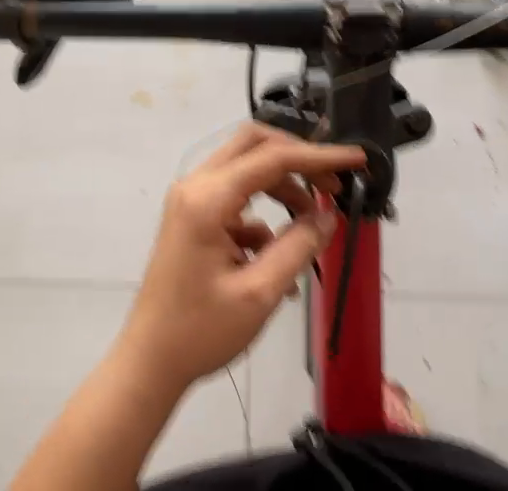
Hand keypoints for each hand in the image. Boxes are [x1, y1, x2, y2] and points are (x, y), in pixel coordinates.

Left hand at [116, 123, 364, 391]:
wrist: (149, 362)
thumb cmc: (200, 331)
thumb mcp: (260, 293)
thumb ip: (298, 247)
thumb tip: (327, 215)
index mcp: (207, 199)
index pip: (272, 158)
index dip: (319, 156)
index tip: (357, 160)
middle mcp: (195, 187)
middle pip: (254, 145)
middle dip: (298, 157)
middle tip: (334, 182)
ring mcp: (190, 200)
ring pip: (245, 167)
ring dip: (283, 185)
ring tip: (313, 220)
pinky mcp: (192, 218)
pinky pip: (235, 196)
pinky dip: (263, 212)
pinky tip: (280, 252)